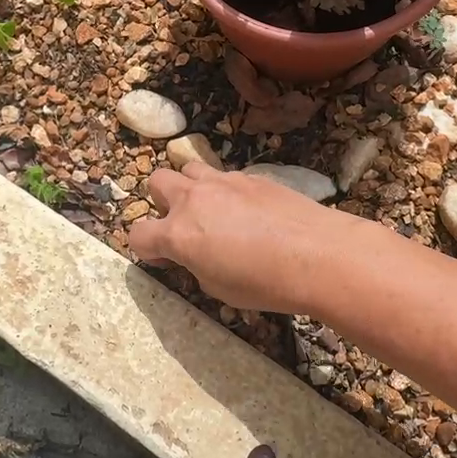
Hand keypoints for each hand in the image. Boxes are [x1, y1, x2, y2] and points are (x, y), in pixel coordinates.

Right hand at [126, 162, 368, 313]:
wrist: (318, 254)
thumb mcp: (219, 289)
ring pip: (190, 169)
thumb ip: (196, 266)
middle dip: (162, 203)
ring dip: (192, 188)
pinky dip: (227, 192)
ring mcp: (223, 181)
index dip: (146, 250)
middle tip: (185, 227)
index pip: (138, 234)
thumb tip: (196, 255)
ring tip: (214, 212)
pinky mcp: (251, 176)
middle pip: (157, 182)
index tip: (165, 260)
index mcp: (178, 233)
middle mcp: (193, 199)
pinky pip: (226, 177)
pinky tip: (251, 214)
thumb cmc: (265, 283)